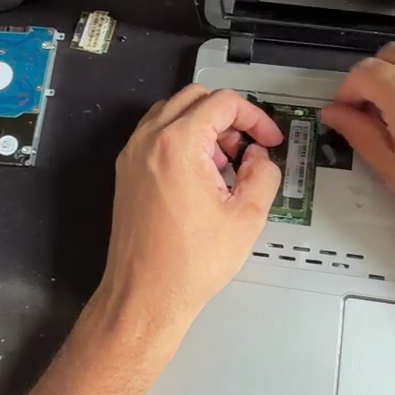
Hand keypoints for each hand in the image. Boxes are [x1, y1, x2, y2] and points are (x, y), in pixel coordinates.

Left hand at [94, 86, 284, 345]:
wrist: (145, 295)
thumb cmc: (187, 264)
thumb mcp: (247, 217)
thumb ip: (263, 174)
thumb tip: (260, 157)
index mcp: (178, 144)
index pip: (223, 103)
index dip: (254, 117)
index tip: (267, 138)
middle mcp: (149, 141)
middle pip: (196, 98)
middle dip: (228, 118)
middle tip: (247, 149)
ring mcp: (133, 155)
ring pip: (173, 112)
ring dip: (204, 126)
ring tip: (224, 165)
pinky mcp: (127, 171)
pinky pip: (157, 134)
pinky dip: (182, 139)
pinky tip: (200, 175)